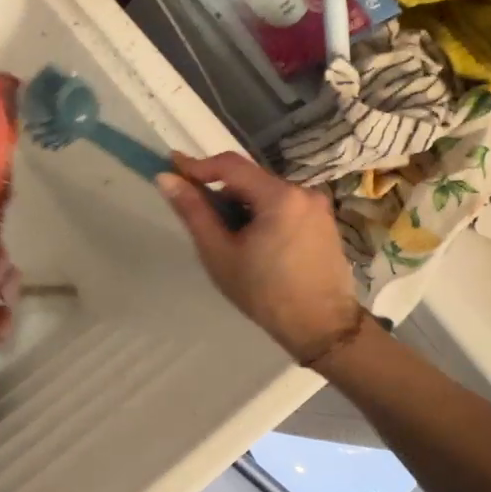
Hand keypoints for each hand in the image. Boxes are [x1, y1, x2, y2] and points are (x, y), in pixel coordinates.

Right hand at [155, 151, 360, 361]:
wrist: (322, 327)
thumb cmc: (264, 291)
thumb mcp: (219, 252)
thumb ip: (193, 211)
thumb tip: (166, 178)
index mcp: (279, 196)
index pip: (230, 165)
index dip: (197, 165)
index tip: (171, 167)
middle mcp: (303, 192)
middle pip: (249, 180)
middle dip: (221, 194)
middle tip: (201, 221)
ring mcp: (318, 207)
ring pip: (266, 195)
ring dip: (242, 207)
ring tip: (229, 241)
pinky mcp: (324, 223)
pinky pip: (283, 207)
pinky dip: (262, 216)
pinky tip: (254, 245)